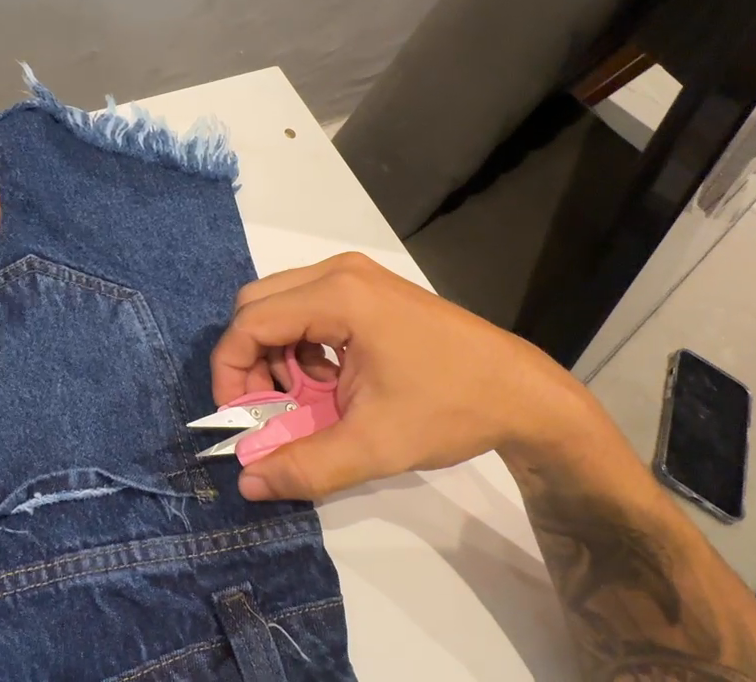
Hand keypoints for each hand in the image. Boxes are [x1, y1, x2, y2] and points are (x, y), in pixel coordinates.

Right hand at [210, 253, 610, 500]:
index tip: (240, 419)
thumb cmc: (451, 410)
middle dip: (249, 360)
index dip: (230, 372)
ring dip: (273, 353)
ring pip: (276, 304)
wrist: (524, 393)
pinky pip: (303, 305)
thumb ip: (305, 465)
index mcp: (337, 295)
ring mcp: (352, 274)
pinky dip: (298, 343)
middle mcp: (337, 271)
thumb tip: (248, 483)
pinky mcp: (363, 286)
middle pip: (256, 305)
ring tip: (301, 397)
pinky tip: (326, 379)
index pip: (250, 323)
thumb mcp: (375, 445)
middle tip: (269, 407)